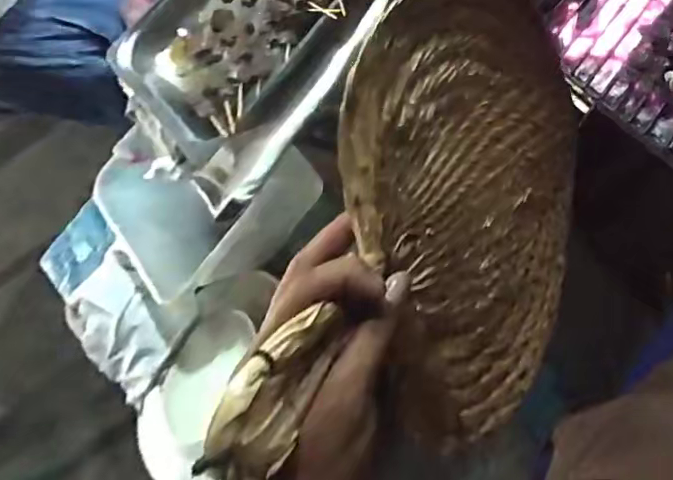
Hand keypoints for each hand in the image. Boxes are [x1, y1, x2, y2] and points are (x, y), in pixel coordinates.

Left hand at [265, 213, 406, 479]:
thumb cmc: (314, 459)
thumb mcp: (348, 405)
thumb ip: (371, 340)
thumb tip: (399, 281)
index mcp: (279, 344)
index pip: (312, 282)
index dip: (354, 272)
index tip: (389, 285)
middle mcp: (272, 334)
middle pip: (302, 269)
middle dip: (338, 238)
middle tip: (379, 218)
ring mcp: (278, 344)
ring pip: (304, 281)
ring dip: (338, 254)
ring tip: (376, 238)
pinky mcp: (291, 357)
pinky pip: (313, 302)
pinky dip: (339, 281)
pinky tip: (365, 279)